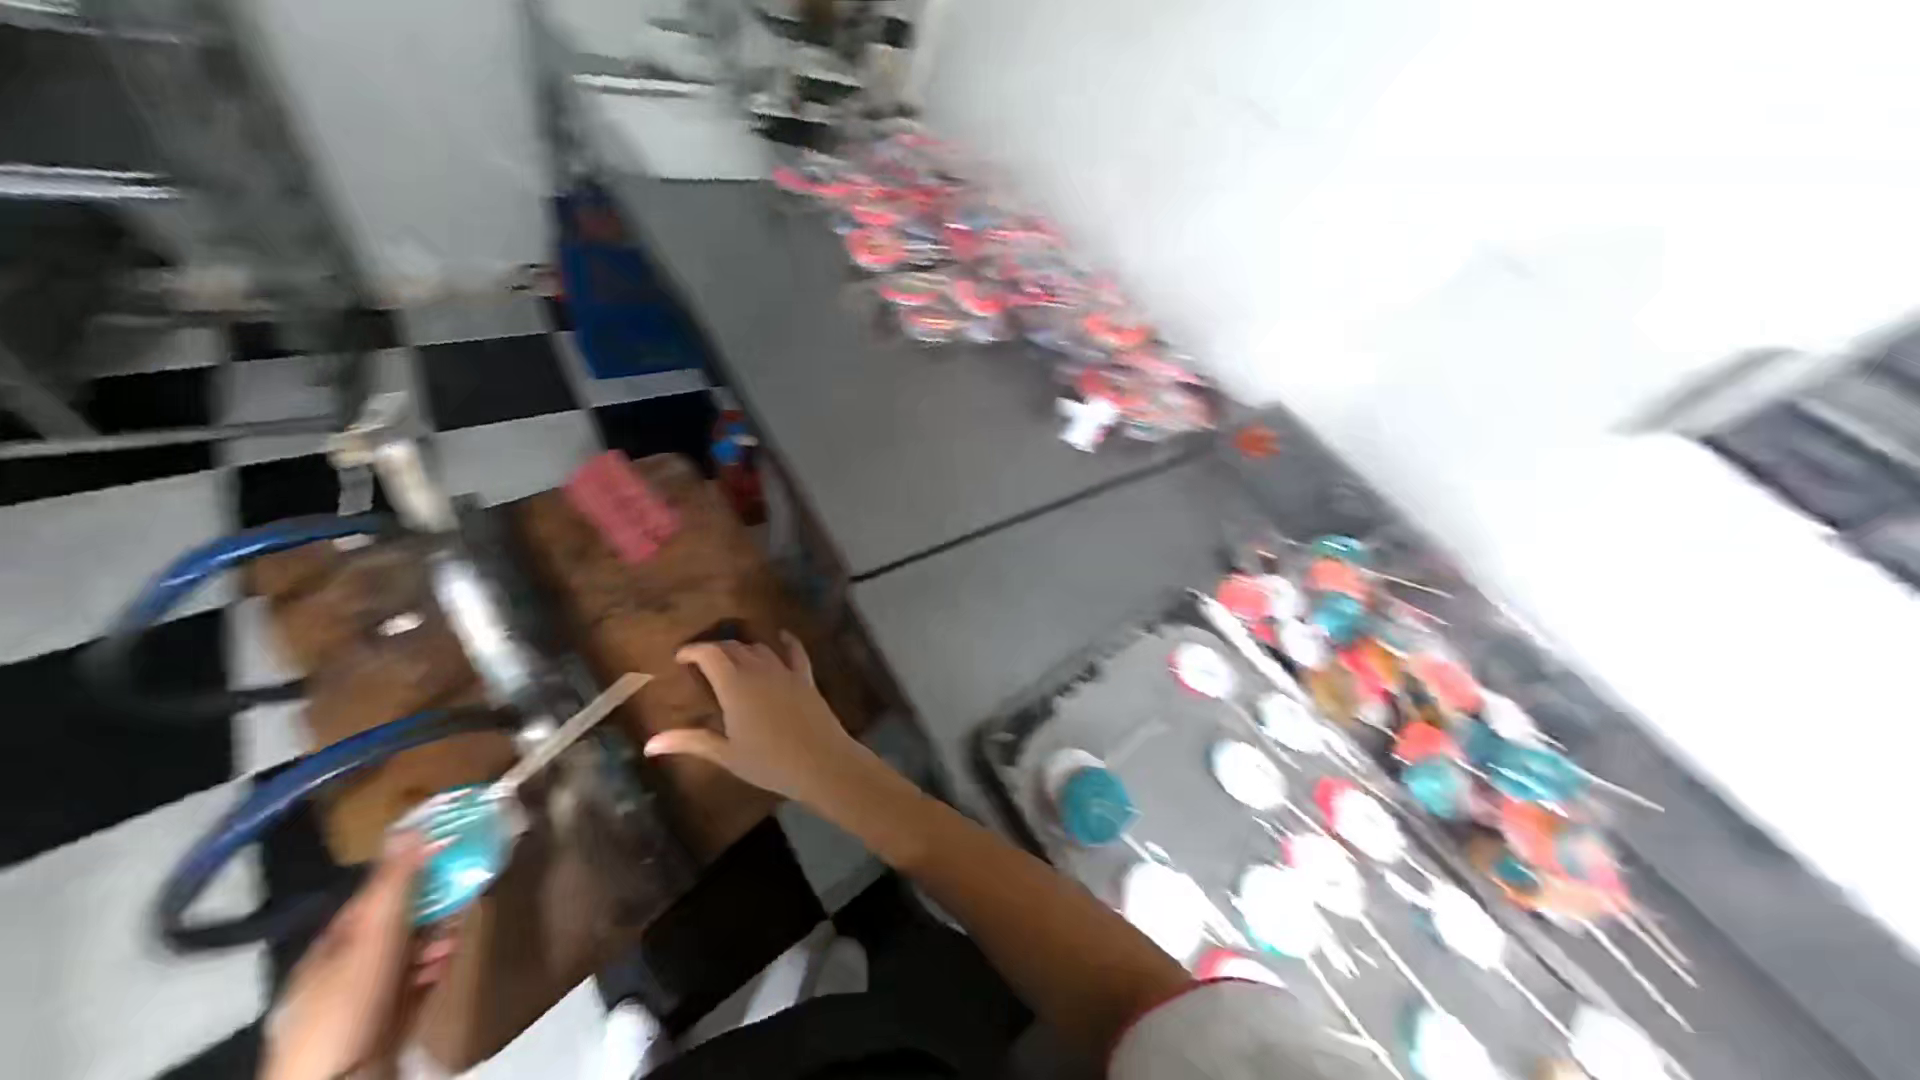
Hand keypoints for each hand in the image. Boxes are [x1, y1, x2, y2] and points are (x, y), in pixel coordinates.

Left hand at [263, 834, 447, 1079]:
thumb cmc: (351, 1002)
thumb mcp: (372, 937)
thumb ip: (394, 884)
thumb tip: (410, 824)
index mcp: (334, 943)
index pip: (378, 892)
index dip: (414, 868)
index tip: (453, 848)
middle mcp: (348, 965)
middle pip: (400, 920)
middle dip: (434, 904)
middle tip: (465, 890)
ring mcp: (369, 995)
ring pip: (413, 949)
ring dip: (438, 935)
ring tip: (457, 932)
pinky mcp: (391, 1017)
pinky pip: (420, 979)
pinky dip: (437, 965)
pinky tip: (448, 961)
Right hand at [645, 632, 875, 812]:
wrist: (821, 761)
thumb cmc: (769, 762)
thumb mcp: (726, 753)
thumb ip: (689, 742)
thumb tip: (649, 744)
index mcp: (735, 685)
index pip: (710, 654)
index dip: (693, 650)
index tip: (680, 657)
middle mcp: (759, 670)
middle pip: (733, 648)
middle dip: (714, 649)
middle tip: (701, 661)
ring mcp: (785, 671)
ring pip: (760, 648)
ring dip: (742, 648)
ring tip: (730, 657)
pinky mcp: (806, 678)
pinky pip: (795, 652)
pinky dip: (786, 641)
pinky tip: (782, 636)